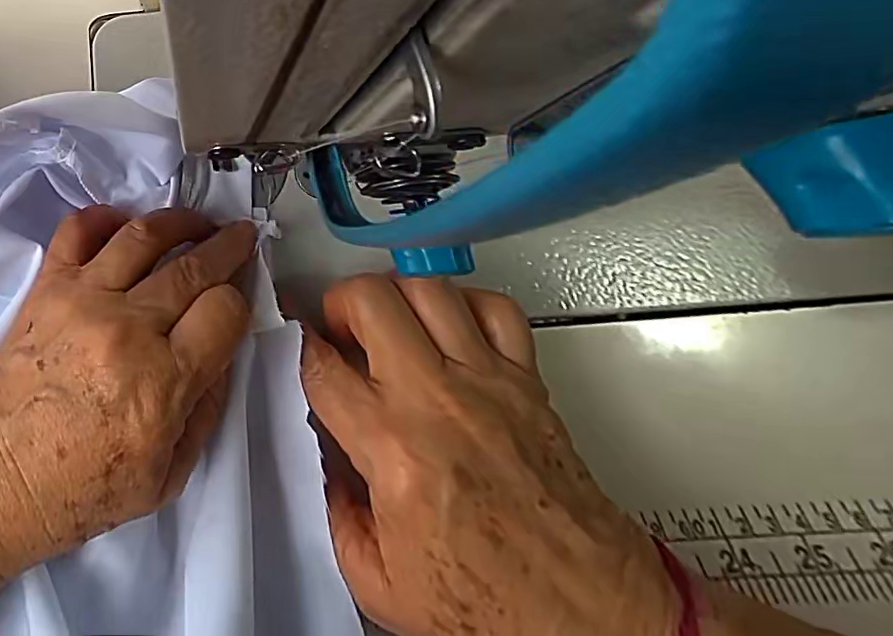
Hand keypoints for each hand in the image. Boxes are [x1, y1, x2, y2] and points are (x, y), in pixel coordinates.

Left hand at [0, 206, 257, 615]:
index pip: (224, 310)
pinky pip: (76, 231)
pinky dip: (103, 217)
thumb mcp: (169, 474)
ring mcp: (82, 298)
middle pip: (191, 267)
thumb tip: (221, 345)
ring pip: (141, 237)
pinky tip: (124, 223)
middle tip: (240, 235)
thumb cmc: (83, 486)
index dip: (240, 298)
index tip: (239, 294)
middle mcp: (126, 327)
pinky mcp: (47, 285)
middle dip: (226, 246)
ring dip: (178, 221)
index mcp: (163, 380)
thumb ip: (204, 406)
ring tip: (196, 222)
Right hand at [299, 273, 677, 635]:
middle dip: (339, 303)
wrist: (600, 625)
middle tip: (340, 329)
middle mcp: (436, 401)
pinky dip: (463, 303)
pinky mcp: (527, 386)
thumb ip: (330, 508)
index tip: (292, 341)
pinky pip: (495, 309)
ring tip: (388, 322)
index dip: (294, 342)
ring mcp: (487, 387)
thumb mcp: (376, 577)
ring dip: (395, 296)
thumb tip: (319, 459)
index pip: (318, 362)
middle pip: (368, 299)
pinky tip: (446, 327)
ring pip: (426, 289)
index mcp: (391, 447)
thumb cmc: (498, 606)